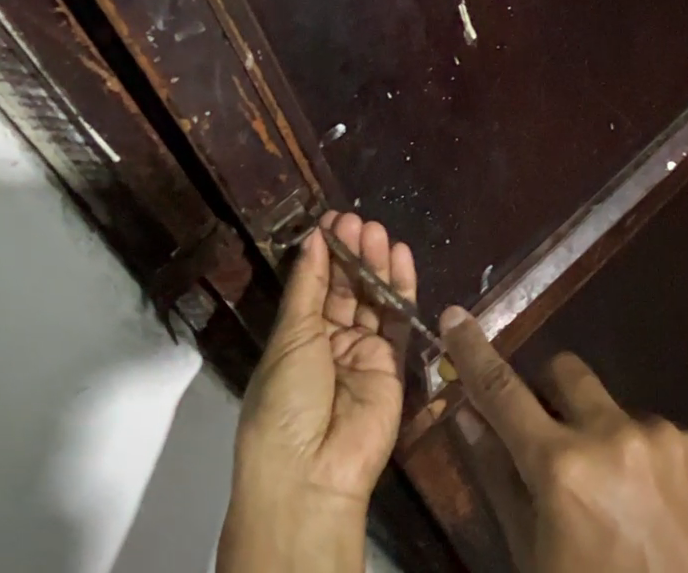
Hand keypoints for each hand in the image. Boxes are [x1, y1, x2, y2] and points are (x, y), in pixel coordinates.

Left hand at [218, 213, 416, 572]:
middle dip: (351, 253)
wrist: (312, 468)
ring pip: (374, 300)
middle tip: (357, 219)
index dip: (324, 253)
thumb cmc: (286, 398)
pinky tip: (401, 256)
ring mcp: (364, 353)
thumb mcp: (290, 336)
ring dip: (375, 264)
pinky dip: (402, 288)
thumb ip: (308, 286)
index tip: (333, 219)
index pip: (315, 285)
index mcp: (297, 337)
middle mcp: (330, 342)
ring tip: (377, 230)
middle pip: (346, 289)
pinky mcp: (394, 364)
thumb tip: (313, 238)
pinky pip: (398, 320)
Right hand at [440, 308, 687, 572]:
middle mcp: (612, 434)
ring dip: (596, 430)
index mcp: (562, 467)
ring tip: (610, 490)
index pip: (503, 392)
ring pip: (607, 403)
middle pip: (563, 370)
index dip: (473, 352)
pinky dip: (636, 452)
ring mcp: (660, 434)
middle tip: (546, 435)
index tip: (455, 317)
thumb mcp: (533, 555)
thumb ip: (499, 480)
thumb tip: (469, 418)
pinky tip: (646, 500)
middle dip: (547, 391)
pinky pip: (648, 427)